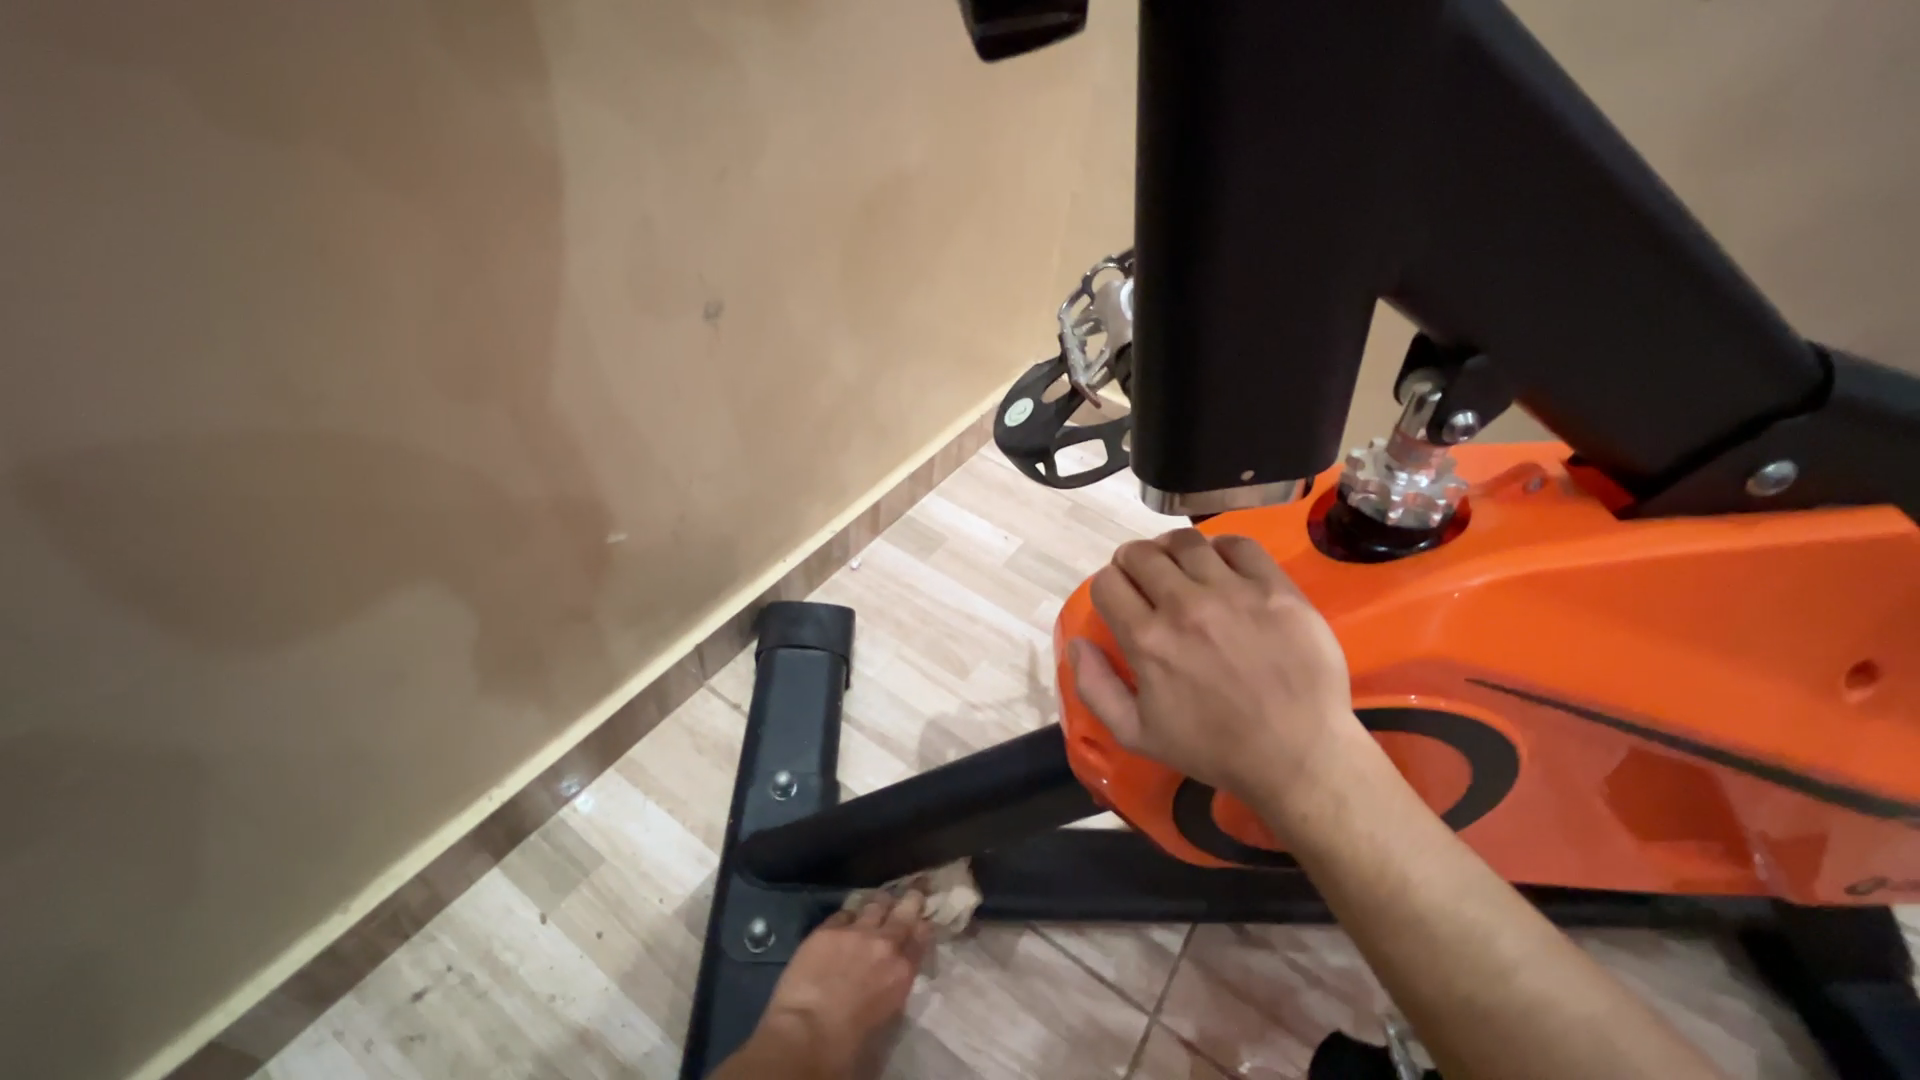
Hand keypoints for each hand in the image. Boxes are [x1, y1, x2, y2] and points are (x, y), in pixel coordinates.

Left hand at [746, 888, 932, 1079]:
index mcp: (903, 970)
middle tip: (913, 893)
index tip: (923, 919)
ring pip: (875, 905)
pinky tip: (846, 919)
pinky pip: (844, 913)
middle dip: (910, 900)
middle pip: (904, 911)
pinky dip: (849, 916)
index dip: (923, 925)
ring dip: (879, 903)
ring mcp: (856, 931)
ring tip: (880, 900)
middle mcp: (885, 943)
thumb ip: (893, 982)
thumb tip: (890, 971)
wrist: (808, 1029)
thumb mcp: (886, 1012)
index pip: (921, 937)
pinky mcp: (829, 928)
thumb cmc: (849, 1039)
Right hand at [1067, 528, 1365, 808]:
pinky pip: (1239, 545)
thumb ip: (1095, 687)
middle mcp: (1184, 606)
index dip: (1108, 588)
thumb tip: (1077, 644)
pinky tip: (1223, 567)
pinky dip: (1222, 548)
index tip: (1120, 601)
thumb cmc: (1213, 749)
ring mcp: (1233, 593)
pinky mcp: (1275, 588)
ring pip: (1185, 542)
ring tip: (1182, 568)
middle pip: (1141, 553)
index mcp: (1147, 641)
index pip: (1107, 582)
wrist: (1297, 754)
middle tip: (1146, 582)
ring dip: (1172, 551)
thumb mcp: (1137, 734)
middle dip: (1133, 563)